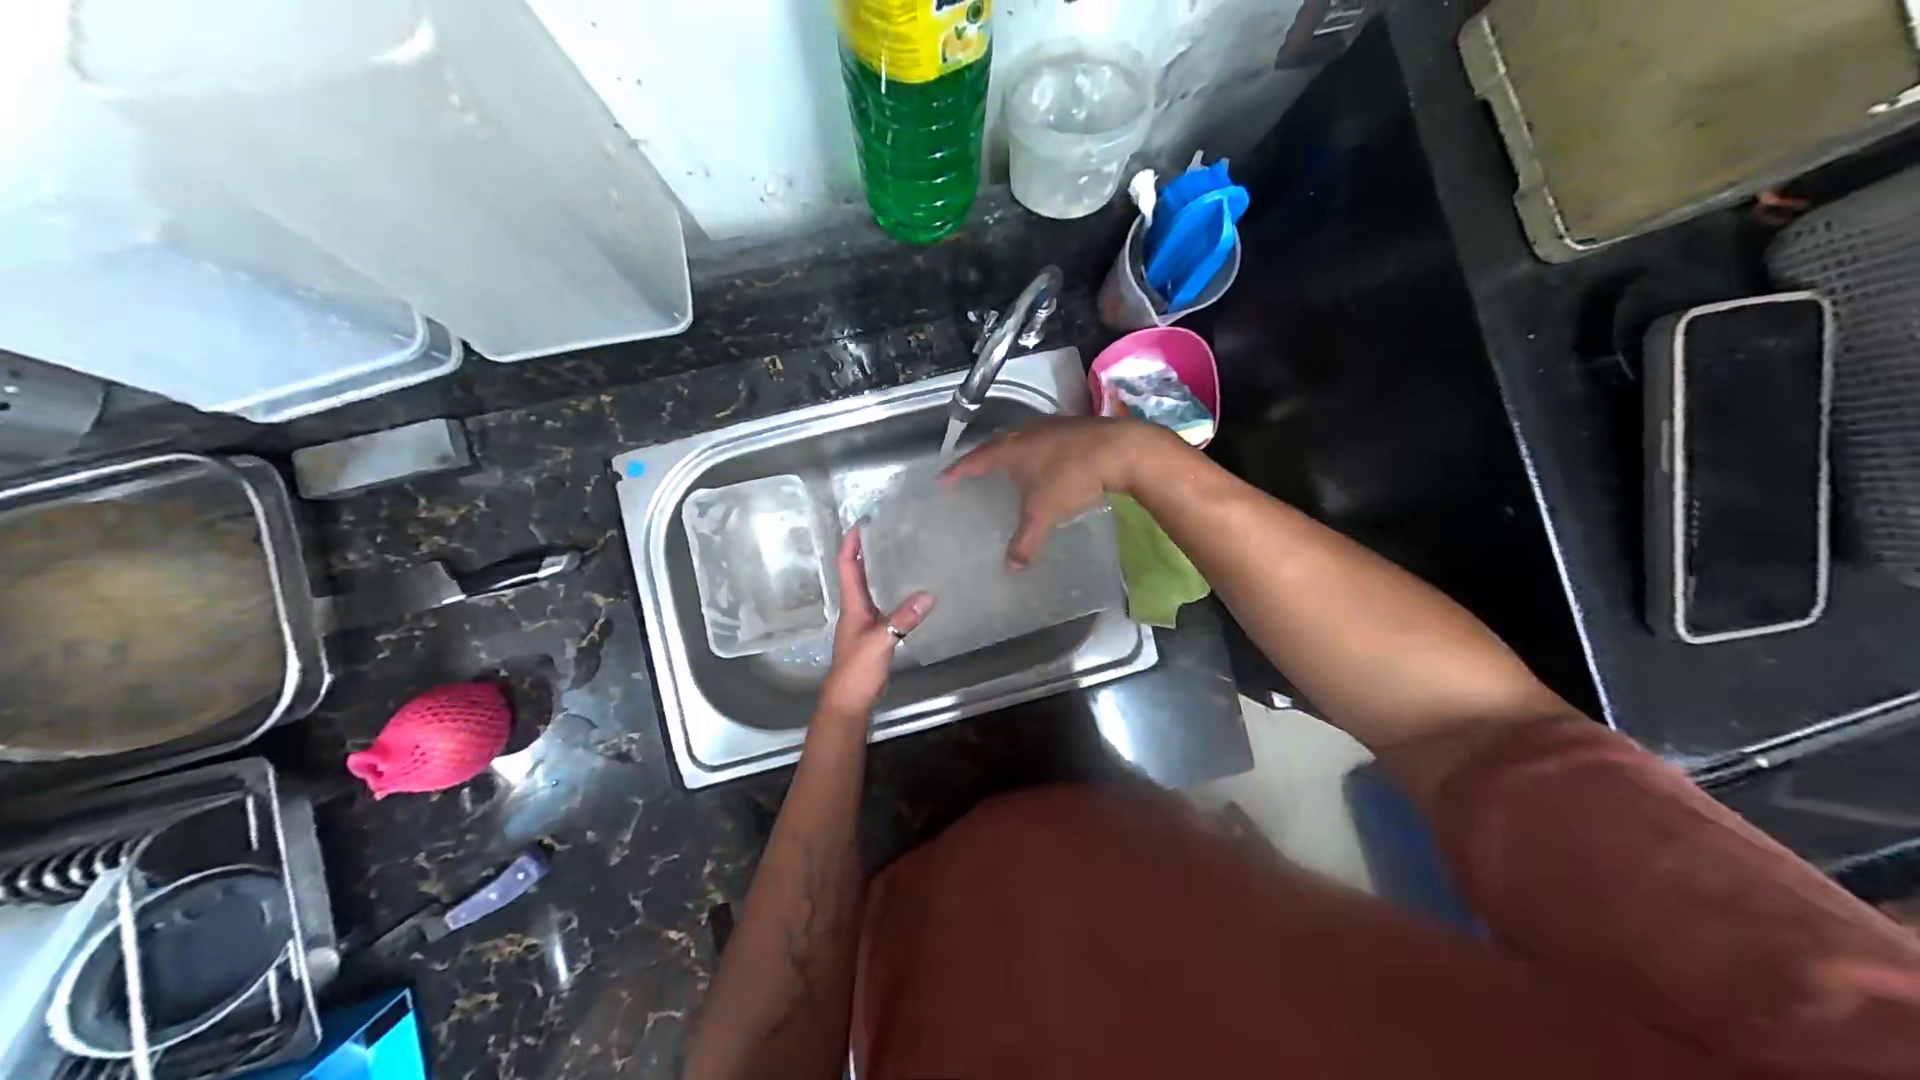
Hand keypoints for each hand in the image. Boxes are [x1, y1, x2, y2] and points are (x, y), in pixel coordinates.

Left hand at [815, 527, 934, 723]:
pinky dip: (895, 593)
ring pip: (872, 588)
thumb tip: (928, 595)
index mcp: (852, 605)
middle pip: (859, 573)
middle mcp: (857, 608)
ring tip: (902, 553)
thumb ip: (902, 620)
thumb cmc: (856, 669)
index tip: (862, 523)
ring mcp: (865, 621)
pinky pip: (885, 605)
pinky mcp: (876, 633)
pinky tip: (912, 592)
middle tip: (888, 531)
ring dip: (881, 570)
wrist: (850, 700)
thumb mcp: (880, 642)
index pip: (846, 566)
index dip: (851, 544)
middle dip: (868, 551)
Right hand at [941, 416, 1170, 569]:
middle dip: (983, 457)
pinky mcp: (1073, 426)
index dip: (957, 471)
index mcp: (1009, 449)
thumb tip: (1011, 569)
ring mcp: (1050, 425)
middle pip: (996, 443)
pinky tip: (1045, 461)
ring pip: (1021, 438)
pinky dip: (1037, 450)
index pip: (974, 460)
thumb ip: (1025, 542)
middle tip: (974, 471)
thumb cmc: (1072, 478)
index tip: (943, 480)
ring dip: (1012, 451)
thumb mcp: (1044, 514)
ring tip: (1008, 466)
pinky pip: (1044, 438)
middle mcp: (1024, 431)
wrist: (1121, 449)